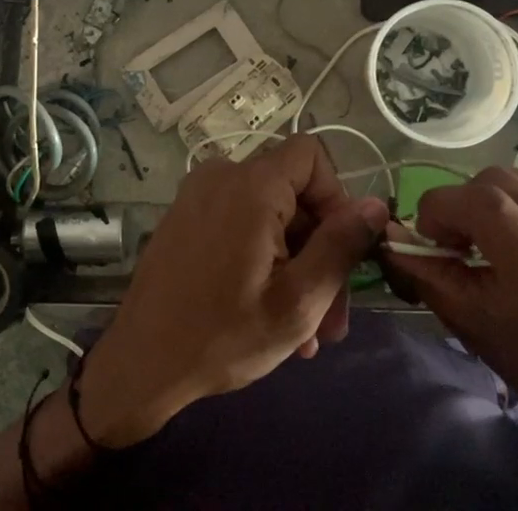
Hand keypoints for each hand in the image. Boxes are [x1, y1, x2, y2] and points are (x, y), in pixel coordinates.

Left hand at [76, 134, 388, 446]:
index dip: (337, 198)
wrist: (142, 362)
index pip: (312, 156)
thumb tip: (375, 204)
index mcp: (249, 186)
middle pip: (292, 193)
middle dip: (320, 251)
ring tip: (307, 334)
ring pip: (269, 216)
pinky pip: (240, 225)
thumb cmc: (224, 334)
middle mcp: (220, 176)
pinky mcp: (185, 219)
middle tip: (333, 319)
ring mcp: (197, 197)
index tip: (344, 254)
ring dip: (295, 266)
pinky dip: (263, 260)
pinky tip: (271, 316)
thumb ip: (340, 246)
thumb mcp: (298, 299)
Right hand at [384, 167, 517, 442]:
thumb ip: (426, 270)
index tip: (432, 231)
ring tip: (500, 236)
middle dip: (466, 201)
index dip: (444, 206)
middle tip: (461, 236)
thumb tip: (386, 228)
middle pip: (504, 182)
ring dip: (499, 199)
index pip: (489, 206)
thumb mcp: (470, 323)